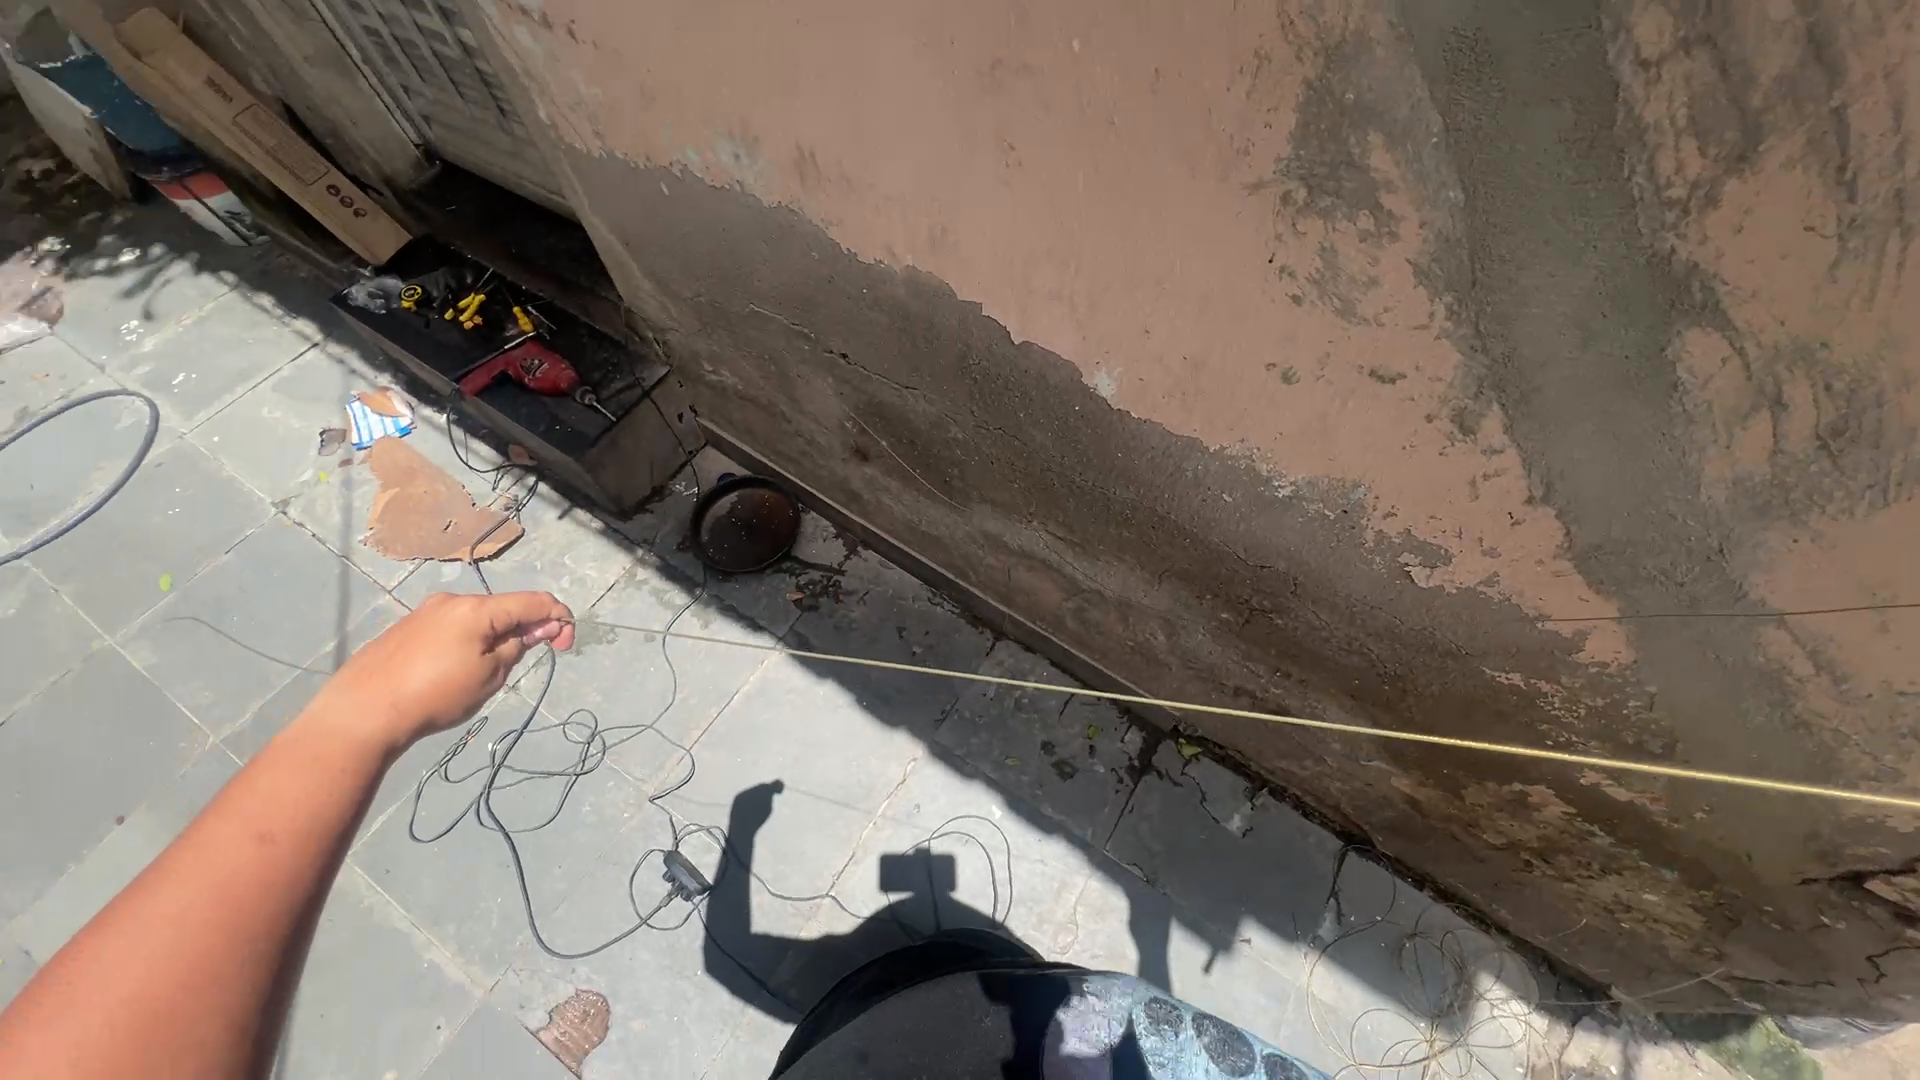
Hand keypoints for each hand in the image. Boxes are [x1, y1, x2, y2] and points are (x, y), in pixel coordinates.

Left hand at [310, 591, 575, 750]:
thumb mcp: (490, 675)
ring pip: (479, 618)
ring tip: (488, 673)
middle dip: (527, 629)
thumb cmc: (434, 694)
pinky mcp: (408, 628)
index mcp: (478, 609)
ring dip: (498, 636)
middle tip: (527, 662)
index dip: (559, 619)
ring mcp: (426, 613)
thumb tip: (537, 629)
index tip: (564, 647)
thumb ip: (518, 646)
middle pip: (506, 607)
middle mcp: (453, 601)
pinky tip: (457, 670)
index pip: (535, 601)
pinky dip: (471, 640)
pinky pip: (454, 626)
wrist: (360, 713)